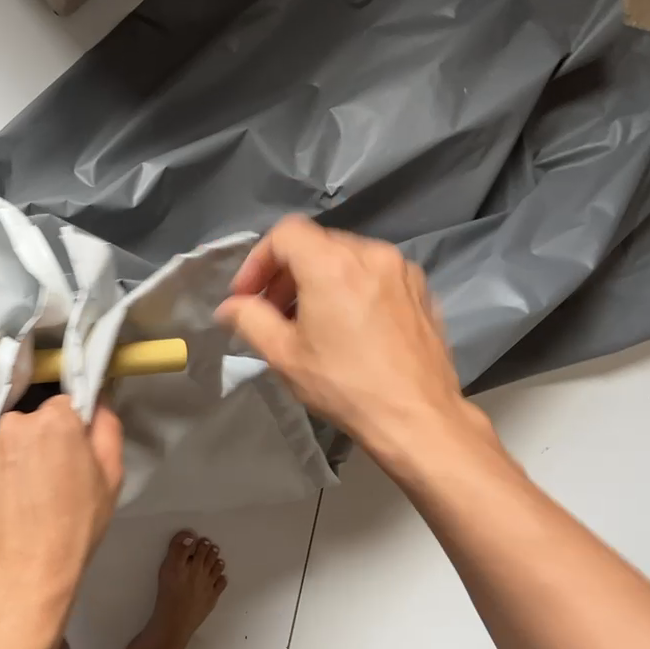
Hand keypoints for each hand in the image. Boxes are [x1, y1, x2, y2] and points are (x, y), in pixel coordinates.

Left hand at [0, 397, 124, 610]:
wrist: (24, 573)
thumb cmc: (75, 529)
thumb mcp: (111, 478)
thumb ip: (107, 429)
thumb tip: (98, 400)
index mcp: (55, 420)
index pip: (62, 407)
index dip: (67, 433)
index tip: (67, 457)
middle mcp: (13, 424)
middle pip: (26, 424)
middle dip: (33, 445)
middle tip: (42, 484)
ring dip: (5, 462)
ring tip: (15, 500)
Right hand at [215, 216, 483, 458]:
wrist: (415, 414)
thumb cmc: (343, 385)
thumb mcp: (283, 355)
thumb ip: (249, 320)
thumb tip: (229, 307)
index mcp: (332, 265)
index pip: (285, 234)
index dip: (257, 261)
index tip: (247, 297)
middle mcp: (370, 254)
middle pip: (315, 243)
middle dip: (284, 274)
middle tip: (270, 314)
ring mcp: (401, 269)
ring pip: (345, 258)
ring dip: (316, 281)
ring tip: (306, 323)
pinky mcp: (420, 289)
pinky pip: (372, 274)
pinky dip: (348, 289)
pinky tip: (343, 328)